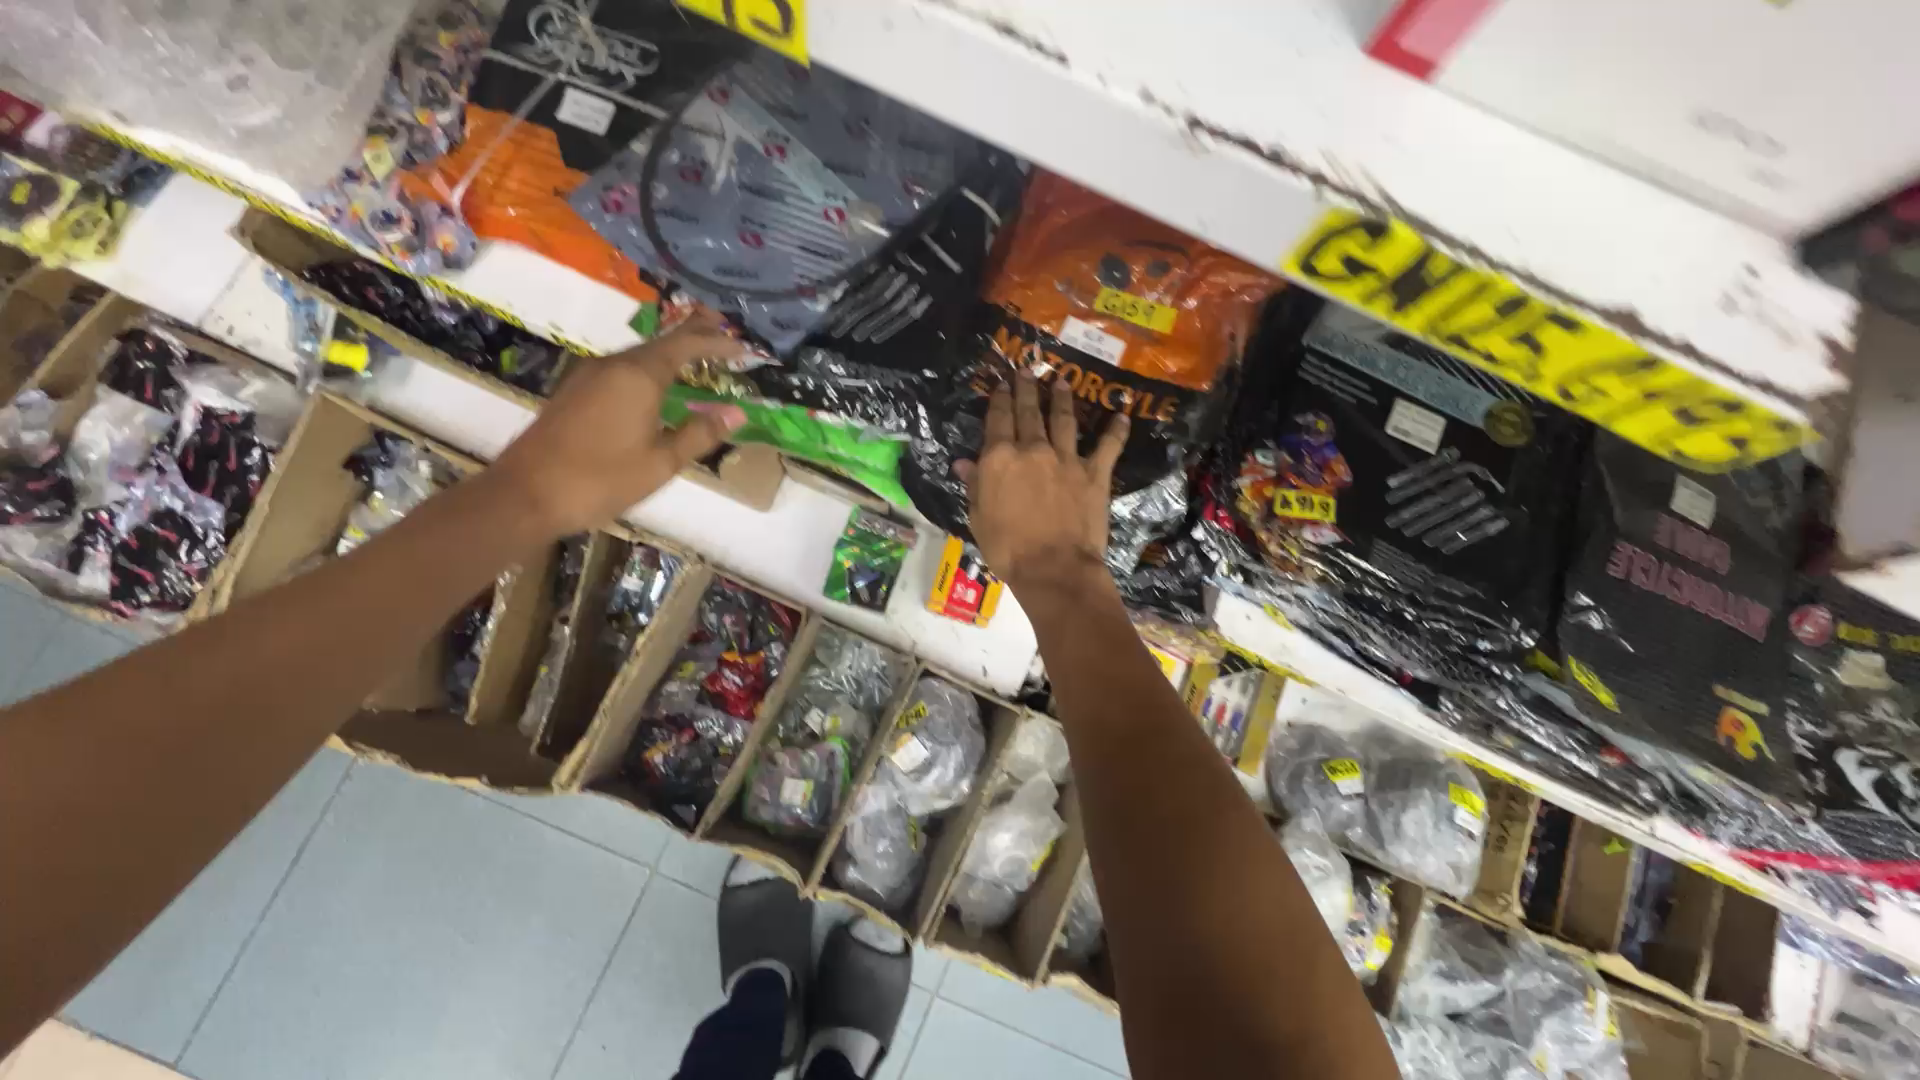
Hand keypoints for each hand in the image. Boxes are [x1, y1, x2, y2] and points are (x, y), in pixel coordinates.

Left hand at [491, 310, 748, 535]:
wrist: (525, 494)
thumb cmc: (600, 479)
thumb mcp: (661, 464)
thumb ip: (700, 434)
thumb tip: (736, 412)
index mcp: (639, 376)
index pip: (687, 346)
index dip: (718, 343)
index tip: (745, 348)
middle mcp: (614, 364)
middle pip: (662, 342)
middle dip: (695, 338)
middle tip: (725, 337)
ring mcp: (590, 375)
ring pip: (640, 354)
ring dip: (671, 353)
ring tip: (698, 360)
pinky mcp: (576, 390)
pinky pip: (623, 367)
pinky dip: (650, 367)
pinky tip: (657, 385)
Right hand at [955, 374, 1127, 591]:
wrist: (1054, 568)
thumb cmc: (1008, 549)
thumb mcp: (978, 518)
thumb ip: (975, 486)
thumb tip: (963, 463)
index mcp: (999, 459)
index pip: (997, 419)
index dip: (998, 399)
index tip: (1000, 384)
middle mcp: (1033, 450)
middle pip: (1029, 411)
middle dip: (1027, 388)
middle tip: (1027, 370)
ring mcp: (1067, 459)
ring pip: (1064, 420)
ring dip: (1062, 399)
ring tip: (1061, 382)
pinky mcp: (1095, 474)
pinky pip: (1108, 446)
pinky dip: (1116, 430)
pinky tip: (1121, 416)